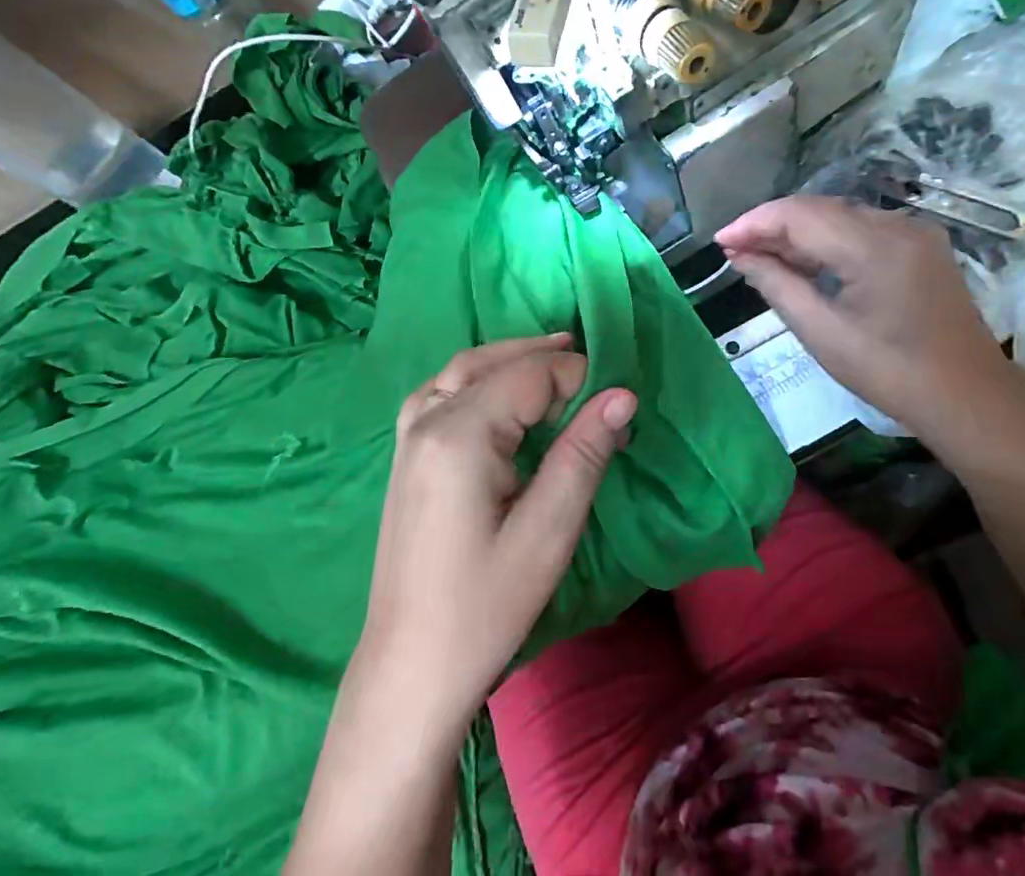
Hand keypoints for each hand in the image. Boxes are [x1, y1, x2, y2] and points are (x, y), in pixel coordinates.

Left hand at [357, 334, 636, 725]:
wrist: (410, 667)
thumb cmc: (484, 607)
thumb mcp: (547, 532)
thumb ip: (582, 455)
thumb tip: (621, 396)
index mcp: (459, 434)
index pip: (528, 376)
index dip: (577, 377)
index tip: (616, 401)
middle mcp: (426, 421)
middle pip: (489, 363)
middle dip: (541, 358)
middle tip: (591, 363)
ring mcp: (406, 439)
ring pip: (459, 373)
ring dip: (506, 361)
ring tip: (551, 362)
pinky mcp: (403, 459)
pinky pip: (438, 394)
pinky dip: (474, 380)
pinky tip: (494, 395)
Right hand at [715, 196, 1012, 428]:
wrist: (967, 395)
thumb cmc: (888, 372)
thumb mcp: (821, 332)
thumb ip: (776, 285)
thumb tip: (741, 257)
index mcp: (873, 247)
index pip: (799, 214)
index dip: (753, 223)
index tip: (720, 243)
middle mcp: (897, 225)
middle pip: (819, 208)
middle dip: (772, 226)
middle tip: (734, 251)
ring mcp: (914, 233)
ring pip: (840, 217)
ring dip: (797, 233)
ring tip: (759, 256)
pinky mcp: (920, 246)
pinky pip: (862, 231)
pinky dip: (826, 241)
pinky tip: (802, 261)